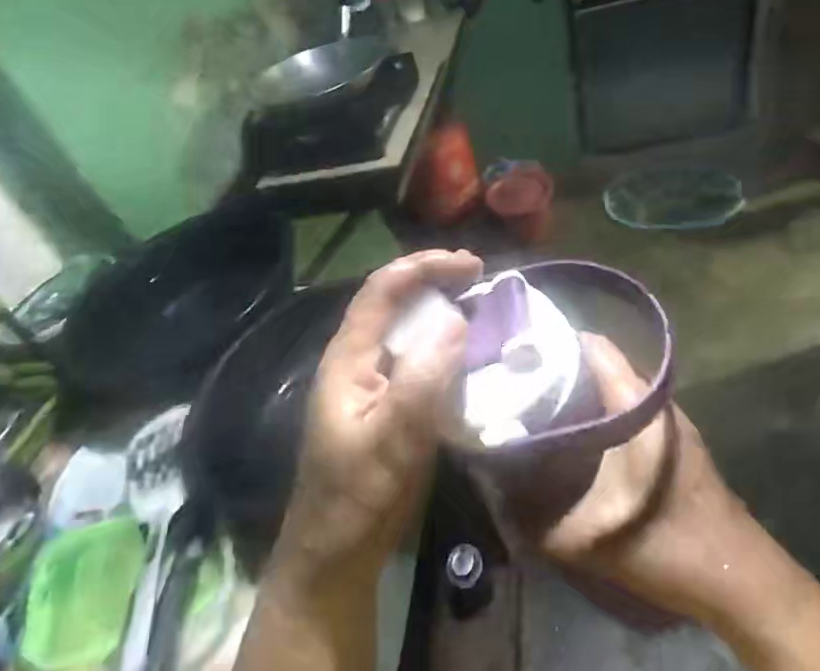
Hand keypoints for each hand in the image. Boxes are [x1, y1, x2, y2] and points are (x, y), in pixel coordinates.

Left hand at [270, 249, 480, 588]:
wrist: (337, 555)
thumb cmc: (356, 496)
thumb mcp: (391, 440)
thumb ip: (422, 380)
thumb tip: (458, 318)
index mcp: (349, 357)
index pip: (382, 290)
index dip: (424, 267)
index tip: (471, 265)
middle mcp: (360, 360)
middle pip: (395, 300)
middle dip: (435, 279)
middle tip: (480, 275)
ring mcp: (375, 382)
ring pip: (408, 327)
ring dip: (443, 308)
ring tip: (481, 302)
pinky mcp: (392, 404)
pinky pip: (420, 358)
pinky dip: (447, 343)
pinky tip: (472, 349)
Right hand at [539, 336, 819, 670]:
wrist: (737, 579)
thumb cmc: (668, 545)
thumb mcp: (590, 539)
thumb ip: (537, 520)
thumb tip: (497, 494)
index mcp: (638, 406)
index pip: (593, 347)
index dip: (553, 342)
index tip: (516, 352)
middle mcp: (655, 402)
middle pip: (600, 365)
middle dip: (558, 369)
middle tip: (516, 382)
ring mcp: (667, 421)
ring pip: (613, 388)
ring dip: (578, 393)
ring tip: (534, 406)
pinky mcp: (671, 442)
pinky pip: (626, 410)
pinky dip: (597, 413)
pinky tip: (574, 438)